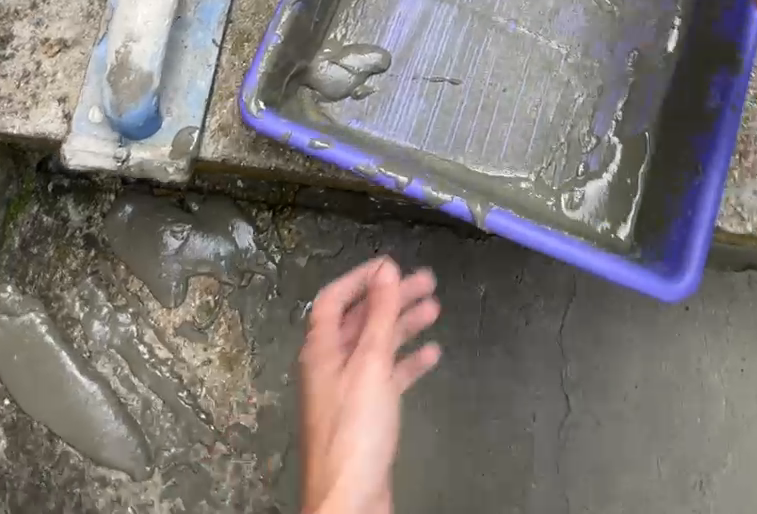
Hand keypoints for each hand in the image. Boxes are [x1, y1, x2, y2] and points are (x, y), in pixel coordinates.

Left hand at [300, 257, 441, 513]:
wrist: (350, 501)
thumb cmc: (355, 429)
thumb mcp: (370, 364)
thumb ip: (380, 315)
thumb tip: (386, 268)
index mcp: (321, 349)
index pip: (334, 298)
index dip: (360, 278)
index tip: (392, 265)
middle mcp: (330, 364)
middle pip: (360, 319)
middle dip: (391, 299)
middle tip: (428, 281)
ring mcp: (347, 390)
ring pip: (376, 346)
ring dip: (403, 325)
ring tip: (436, 309)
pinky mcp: (365, 414)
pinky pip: (387, 376)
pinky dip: (407, 362)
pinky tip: (432, 354)